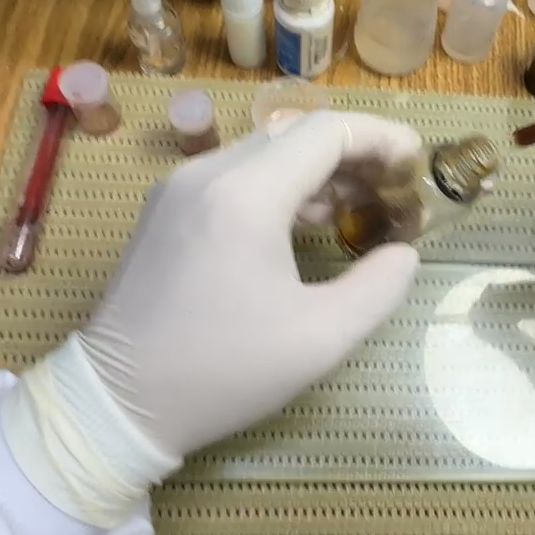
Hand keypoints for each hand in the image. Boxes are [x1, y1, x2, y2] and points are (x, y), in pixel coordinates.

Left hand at [2, 112, 422, 524]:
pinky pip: (236, 173)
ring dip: (316, 168)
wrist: (118, 402)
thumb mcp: (319, 339)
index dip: (380, 137)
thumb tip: (404, 253)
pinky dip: (279, 183)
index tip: (416, 160)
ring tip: (356, 206)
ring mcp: (180, 186)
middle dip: (352, 152)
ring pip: (264, 150)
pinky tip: (303, 221)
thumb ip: (377, 288)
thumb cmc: (221, 371)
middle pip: (295, 133)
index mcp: (246, 196)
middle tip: (393, 187)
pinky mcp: (167, 206)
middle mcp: (208, 173)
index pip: (326, 132)